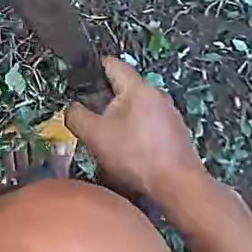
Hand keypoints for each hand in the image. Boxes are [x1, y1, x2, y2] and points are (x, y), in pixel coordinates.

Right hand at [65, 57, 212, 204]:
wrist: (179, 187)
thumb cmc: (135, 155)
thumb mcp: (94, 134)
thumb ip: (75, 115)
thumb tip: (73, 108)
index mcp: (138, 87)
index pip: (111, 64)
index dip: (90, 70)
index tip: (76, 86)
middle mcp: (156, 94)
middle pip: (122, 87)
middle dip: (101, 99)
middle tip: (86, 117)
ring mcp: (169, 114)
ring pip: (134, 106)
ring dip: (116, 117)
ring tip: (104, 137)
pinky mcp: (175, 133)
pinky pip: (146, 122)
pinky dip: (132, 131)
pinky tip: (126, 151)